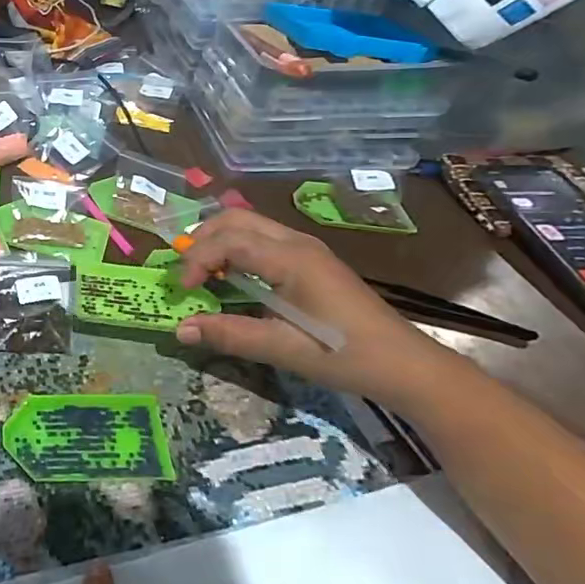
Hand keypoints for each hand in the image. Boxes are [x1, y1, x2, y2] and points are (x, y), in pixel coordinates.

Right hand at [174, 210, 473, 414]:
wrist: (405, 364)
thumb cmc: (345, 355)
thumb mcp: (284, 349)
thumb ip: (230, 334)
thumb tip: (180, 328)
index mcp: (291, 259)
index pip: (229, 241)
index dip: (197, 259)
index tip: (183, 290)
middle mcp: (296, 242)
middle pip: (235, 219)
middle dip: (201, 238)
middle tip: (184, 272)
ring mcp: (306, 248)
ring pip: (249, 224)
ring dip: (218, 240)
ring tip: (201, 272)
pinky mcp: (310, 259)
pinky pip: (262, 238)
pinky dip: (236, 247)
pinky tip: (231, 276)